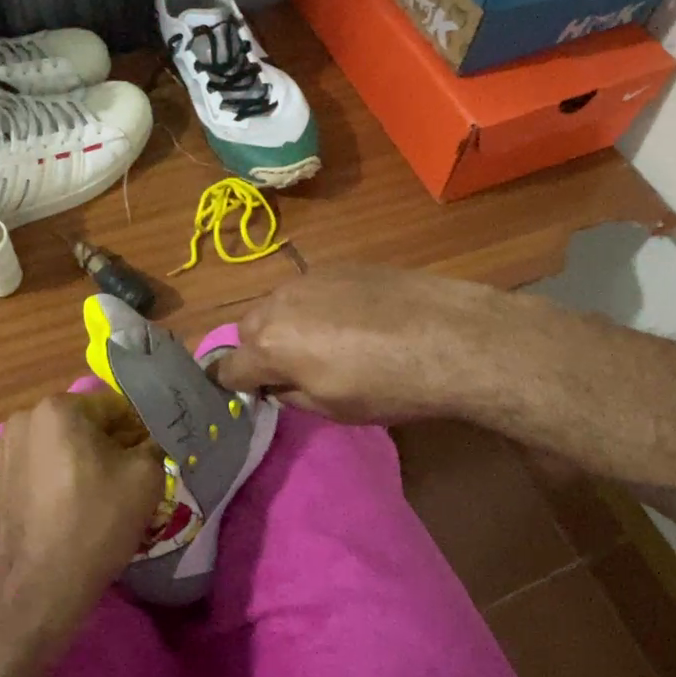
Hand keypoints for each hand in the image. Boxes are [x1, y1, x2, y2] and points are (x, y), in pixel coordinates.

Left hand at [0, 393, 162, 646]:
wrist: (38, 589)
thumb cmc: (95, 523)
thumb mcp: (146, 477)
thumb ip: (154, 443)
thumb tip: (151, 438)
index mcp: (58, 408)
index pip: (114, 407)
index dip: (139, 431)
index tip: (152, 458)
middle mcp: (23, 418)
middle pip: (83, 424)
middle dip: (108, 445)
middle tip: (128, 480)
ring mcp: (2, 450)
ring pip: (58, 446)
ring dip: (80, 461)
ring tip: (97, 497)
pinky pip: (37, 468)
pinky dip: (56, 479)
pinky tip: (68, 509)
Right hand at [214, 265, 520, 425]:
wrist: (447, 335)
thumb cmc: (386, 385)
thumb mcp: (331, 409)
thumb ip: (290, 396)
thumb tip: (275, 385)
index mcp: (270, 346)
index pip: (228, 367)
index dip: (234, 385)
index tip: (250, 392)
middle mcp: (279, 305)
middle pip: (247, 329)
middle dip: (259, 350)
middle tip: (290, 369)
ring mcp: (309, 279)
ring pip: (278, 304)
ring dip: (287, 324)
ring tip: (324, 342)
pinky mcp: (339, 266)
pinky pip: (310, 290)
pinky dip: (316, 306)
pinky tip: (351, 320)